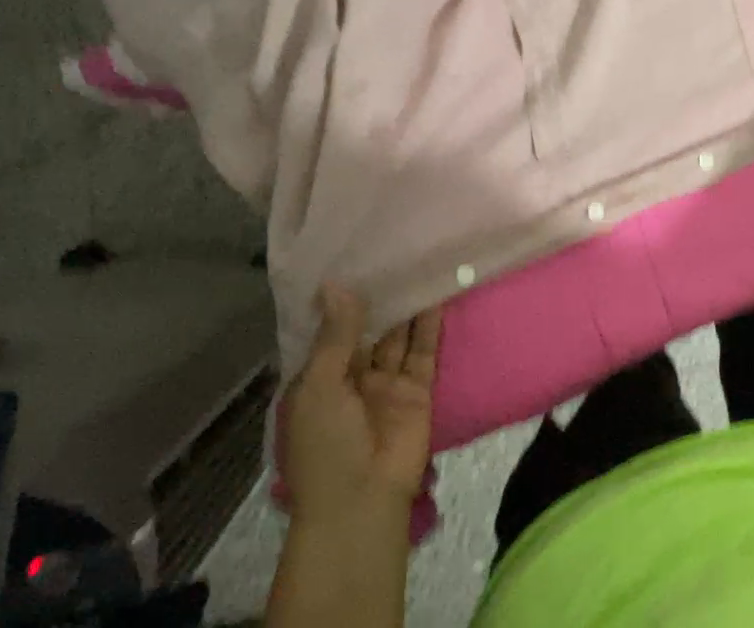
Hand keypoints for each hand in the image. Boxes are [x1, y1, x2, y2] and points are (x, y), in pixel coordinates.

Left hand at [281, 284, 440, 527]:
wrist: (362, 496)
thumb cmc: (325, 444)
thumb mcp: (319, 387)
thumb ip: (336, 337)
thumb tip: (338, 286)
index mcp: (317, 380)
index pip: (329, 334)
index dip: (340, 303)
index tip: (352, 263)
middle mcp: (352, 378)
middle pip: (367, 332)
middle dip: (377, 301)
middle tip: (392, 256)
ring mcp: (386, 384)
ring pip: (397, 338)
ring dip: (406, 309)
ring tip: (418, 269)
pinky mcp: (418, 390)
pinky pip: (424, 353)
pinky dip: (430, 328)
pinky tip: (436, 299)